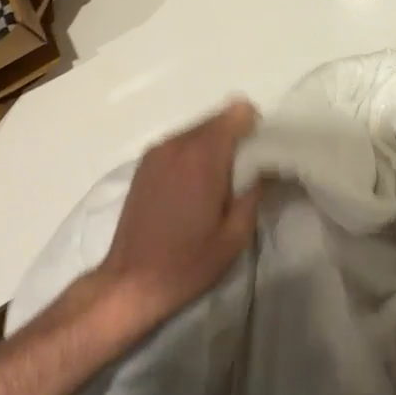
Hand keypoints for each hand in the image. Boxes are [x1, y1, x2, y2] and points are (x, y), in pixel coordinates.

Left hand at [95, 100, 262, 332]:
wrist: (130, 282)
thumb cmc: (187, 261)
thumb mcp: (236, 235)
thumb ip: (255, 191)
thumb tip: (265, 167)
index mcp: (203, 155)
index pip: (238, 112)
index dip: (254, 128)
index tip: (258, 155)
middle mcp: (178, 143)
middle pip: (218, 118)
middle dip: (235, 137)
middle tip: (242, 173)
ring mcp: (157, 151)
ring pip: (198, 129)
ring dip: (213, 145)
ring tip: (217, 183)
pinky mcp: (143, 163)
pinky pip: (179, 143)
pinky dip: (193, 153)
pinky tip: (193, 187)